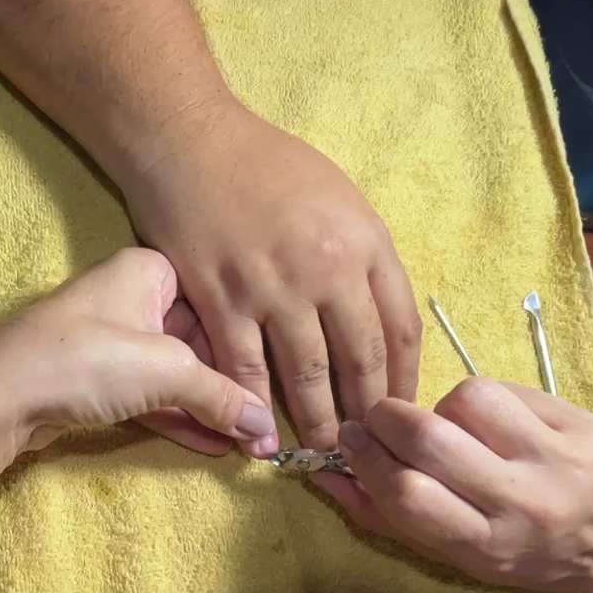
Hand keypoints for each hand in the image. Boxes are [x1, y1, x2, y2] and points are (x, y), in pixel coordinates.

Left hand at [0, 248, 275, 471]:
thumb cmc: (84, 361)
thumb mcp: (164, 371)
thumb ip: (221, 395)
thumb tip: (265, 428)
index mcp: (150, 270)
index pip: (218, 299)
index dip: (252, 340)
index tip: (285, 379)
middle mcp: (132, 298)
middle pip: (199, 340)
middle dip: (233, 385)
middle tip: (270, 425)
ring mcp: (112, 341)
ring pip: (175, 373)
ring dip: (210, 409)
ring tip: (251, 446)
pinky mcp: (98, 380)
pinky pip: (151, 396)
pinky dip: (180, 418)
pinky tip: (215, 445)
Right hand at [122, 101, 421, 452]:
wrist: (190, 142)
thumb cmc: (264, 165)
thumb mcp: (338, 196)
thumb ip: (362, 255)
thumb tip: (371, 314)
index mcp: (364, 241)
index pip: (399, 330)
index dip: (403, 380)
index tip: (399, 410)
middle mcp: (326, 269)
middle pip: (359, 361)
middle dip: (366, 413)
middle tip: (368, 448)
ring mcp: (272, 288)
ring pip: (305, 374)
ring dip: (315, 420)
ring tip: (323, 450)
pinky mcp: (220, 300)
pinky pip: (243, 367)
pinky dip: (253, 405)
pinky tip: (260, 431)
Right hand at [312, 377, 592, 592]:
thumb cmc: (521, 558)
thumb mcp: (449, 554)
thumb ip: (382, 514)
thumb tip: (321, 472)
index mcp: (487, 546)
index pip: (407, 493)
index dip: (365, 459)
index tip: (348, 440)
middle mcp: (528, 504)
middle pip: (431, 439)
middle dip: (387, 419)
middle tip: (381, 421)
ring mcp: (564, 460)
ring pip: (468, 399)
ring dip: (441, 408)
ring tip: (450, 428)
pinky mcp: (586, 424)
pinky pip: (506, 388)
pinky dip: (480, 400)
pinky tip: (489, 423)